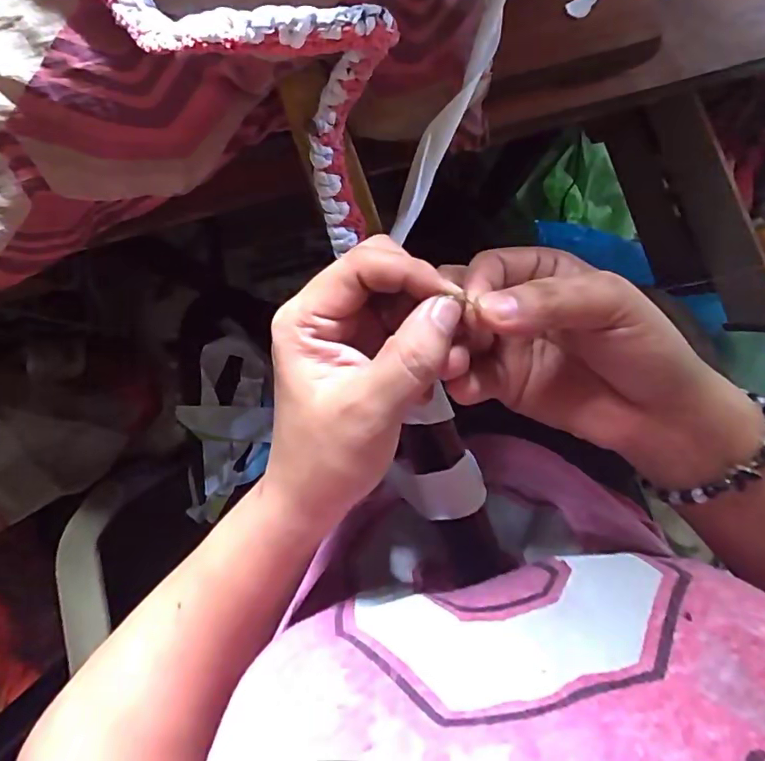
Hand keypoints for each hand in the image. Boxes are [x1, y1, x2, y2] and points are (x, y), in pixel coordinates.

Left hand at [265, 236, 468, 530]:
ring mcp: (348, 327)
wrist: (314, 500)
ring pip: (399, 294)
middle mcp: (326, 311)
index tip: (451, 299)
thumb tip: (449, 306)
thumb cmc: (328, 458)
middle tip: (458, 323)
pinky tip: (444, 366)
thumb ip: (410, 355)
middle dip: (423, 290)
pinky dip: (430, 337)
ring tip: (453, 356)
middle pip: (382, 270)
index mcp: (307, 316)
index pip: (361, 265)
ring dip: (431, 316)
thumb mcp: (371, 408)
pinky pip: (406, 322)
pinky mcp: (368, 345)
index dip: (409, 271)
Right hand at [443, 247, 761, 487]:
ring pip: (458, 336)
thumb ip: (550, 300)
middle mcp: (513, 303)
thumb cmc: (645, 345)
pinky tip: (464, 389)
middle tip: (446, 338)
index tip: (472, 310)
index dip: (475, 283)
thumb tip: (487, 309)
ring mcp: (505, 345)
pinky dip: (461, 381)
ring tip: (452, 366)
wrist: (665, 419)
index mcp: (539, 270)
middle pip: (463, 297)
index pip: (490, 265)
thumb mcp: (610, 304)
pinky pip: (470, 377)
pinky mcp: (503, 384)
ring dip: (448, 347)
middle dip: (447, 315)